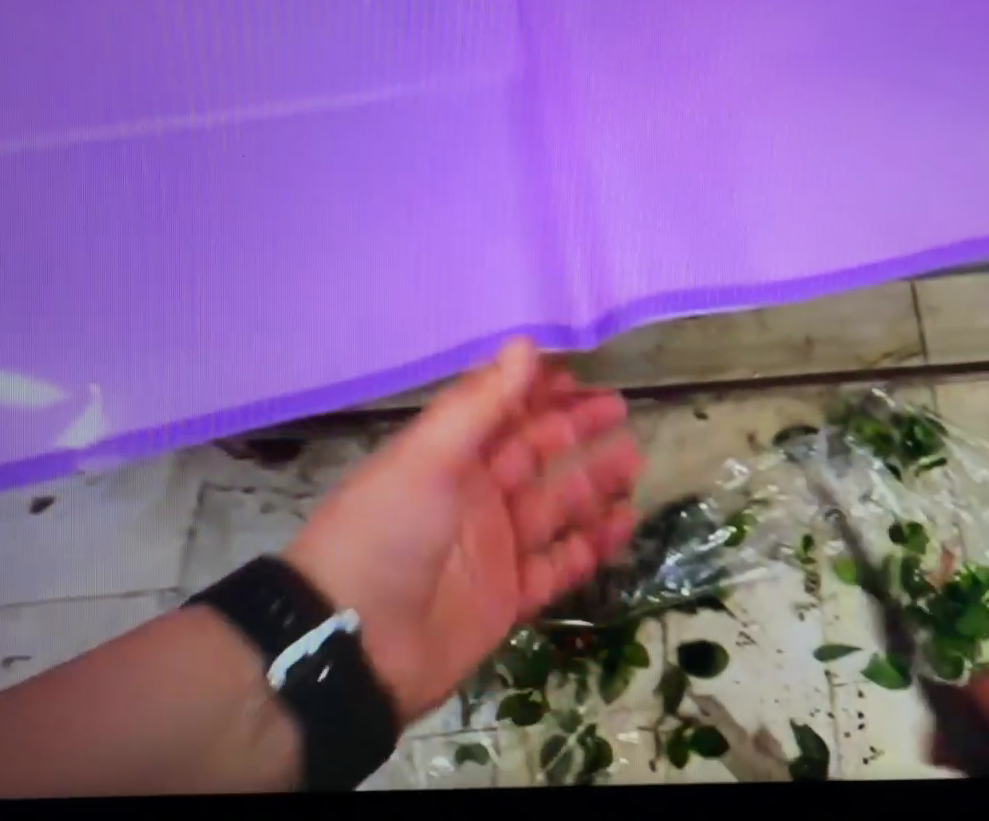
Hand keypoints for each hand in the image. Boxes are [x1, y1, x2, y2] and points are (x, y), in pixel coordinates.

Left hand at [281, 339, 642, 724]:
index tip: (579, 374)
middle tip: (620, 410)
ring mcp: (494, 548)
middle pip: (536, 455)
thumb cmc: (387, 532)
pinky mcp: (508, 597)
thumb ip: (481, 403)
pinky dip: (591, 546)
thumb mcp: (429, 458)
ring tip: (634, 464)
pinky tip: (623, 526)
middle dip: (577, 431)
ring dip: (593, 484)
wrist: (354, 646)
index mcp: (451, 459)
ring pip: (556, 506)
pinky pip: (559, 565)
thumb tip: (525, 342)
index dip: (538, 392)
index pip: (502, 413)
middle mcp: (475, 497)